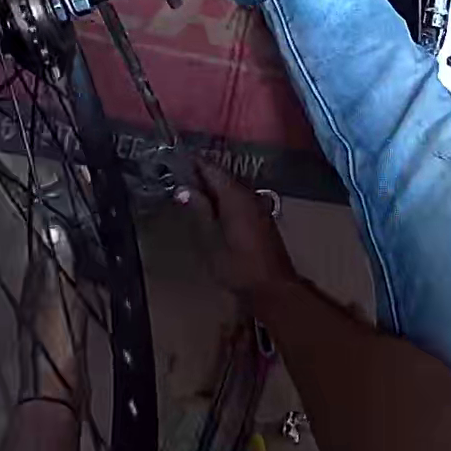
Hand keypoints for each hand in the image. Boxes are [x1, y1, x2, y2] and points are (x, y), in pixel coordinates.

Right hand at [179, 162, 298, 301]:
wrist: (274, 290)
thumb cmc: (238, 266)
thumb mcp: (210, 240)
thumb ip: (198, 210)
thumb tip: (183, 188)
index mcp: (234, 195)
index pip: (211, 168)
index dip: (193, 162)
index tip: (175, 159)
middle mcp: (248, 194)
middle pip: (222, 175)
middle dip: (201, 173)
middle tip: (177, 175)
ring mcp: (258, 206)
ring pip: (231, 187)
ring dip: (212, 186)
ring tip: (190, 190)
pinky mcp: (261, 218)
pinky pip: (238, 198)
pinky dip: (223, 197)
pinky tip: (211, 208)